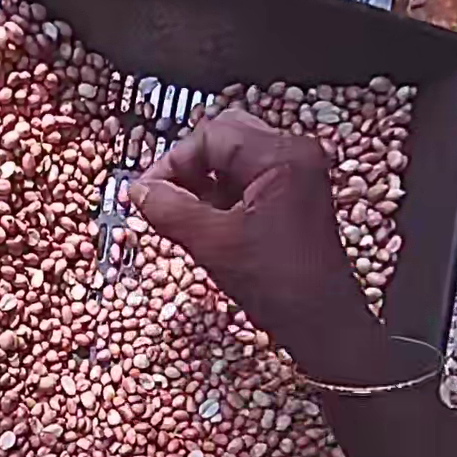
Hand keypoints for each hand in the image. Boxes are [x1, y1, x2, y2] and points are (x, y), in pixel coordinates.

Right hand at [131, 110, 389, 383]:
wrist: (319, 321)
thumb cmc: (277, 283)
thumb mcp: (212, 243)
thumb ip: (169, 209)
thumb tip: (137, 190)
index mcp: (281, 156)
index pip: (211, 136)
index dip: (171, 162)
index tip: (145, 192)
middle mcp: (293, 156)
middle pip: (222, 140)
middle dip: (186, 168)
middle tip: (161, 198)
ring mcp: (294, 176)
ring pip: (231, 161)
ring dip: (199, 184)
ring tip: (179, 216)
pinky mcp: (289, 198)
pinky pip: (243, 183)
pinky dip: (216, 198)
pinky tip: (202, 225)